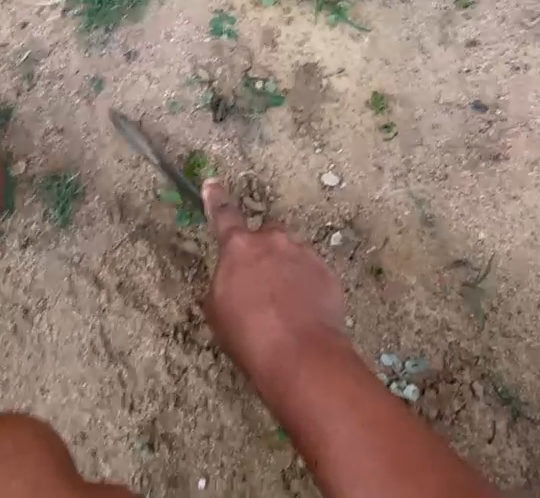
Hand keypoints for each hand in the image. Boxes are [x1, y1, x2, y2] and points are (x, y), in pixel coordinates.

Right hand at [202, 178, 348, 382]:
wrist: (301, 355)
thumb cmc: (249, 335)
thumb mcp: (217, 309)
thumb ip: (224, 280)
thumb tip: (234, 277)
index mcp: (238, 247)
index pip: (223, 215)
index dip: (215, 199)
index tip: (212, 183)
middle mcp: (272, 241)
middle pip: (265, 239)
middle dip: (263, 256)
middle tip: (261, 288)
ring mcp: (303, 253)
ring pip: (291, 255)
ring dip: (286, 272)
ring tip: (284, 308)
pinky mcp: (327, 271)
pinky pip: (312, 273)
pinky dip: (306, 287)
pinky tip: (304, 313)